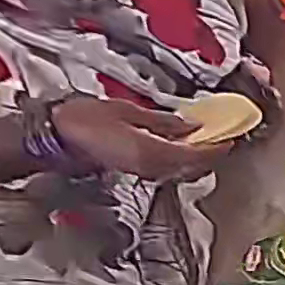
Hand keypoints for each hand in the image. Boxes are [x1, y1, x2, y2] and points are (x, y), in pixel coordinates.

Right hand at [50, 97, 231, 180]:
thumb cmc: (83, 119)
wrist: (55, 136)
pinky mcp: (141, 173)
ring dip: (199, 159)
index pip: (197, 156)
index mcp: (153, 152)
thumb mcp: (126, 111)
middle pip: (195, 167)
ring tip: (207, 142)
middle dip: (211, 155)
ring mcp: (148, 173)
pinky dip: (184, 161)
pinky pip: (171, 170)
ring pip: (185, 171)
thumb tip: (191, 126)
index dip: (216, 149)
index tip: (229, 140)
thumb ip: (163, 122)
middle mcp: (155, 169)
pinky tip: (184, 148)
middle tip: (222, 140)